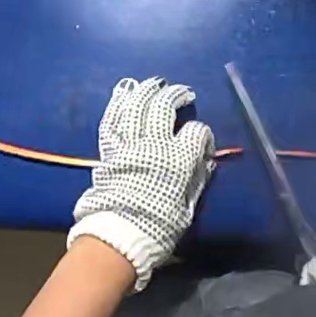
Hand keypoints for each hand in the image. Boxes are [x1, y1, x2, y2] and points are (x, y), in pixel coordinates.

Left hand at [68, 78, 215, 290]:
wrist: (119, 233)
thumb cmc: (158, 225)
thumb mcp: (187, 207)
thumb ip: (196, 179)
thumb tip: (206, 160)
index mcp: (178, 159)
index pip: (196, 133)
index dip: (202, 134)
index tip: (202, 140)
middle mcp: (153, 144)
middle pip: (164, 108)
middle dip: (175, 95)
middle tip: (183, 91)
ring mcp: (128, 143)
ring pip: (137, 106)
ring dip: (147, 90)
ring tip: (156, 83)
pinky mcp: (109, 147)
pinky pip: (112, 118)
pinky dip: (118, 102)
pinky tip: (125, 90)